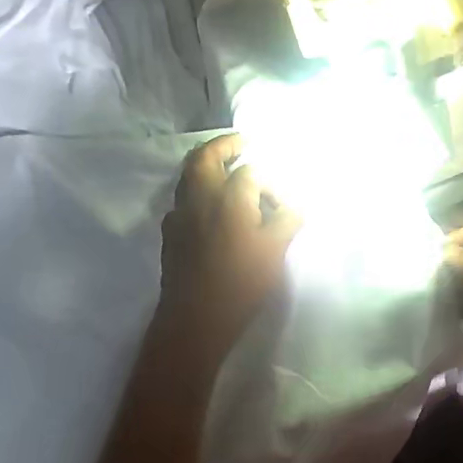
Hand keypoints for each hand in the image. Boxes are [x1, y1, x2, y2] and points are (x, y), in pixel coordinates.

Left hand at [156, 134, 301, 367]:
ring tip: (226, 172)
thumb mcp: (275, 251)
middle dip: (224, 146)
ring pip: (189, 177)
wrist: (196, 319)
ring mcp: (180, 215)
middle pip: (205, 158)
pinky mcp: (170, 234)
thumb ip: (286, 220)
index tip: (280, 201)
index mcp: (229, 198)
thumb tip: (292, 205)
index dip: (268, 182)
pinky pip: (183, 201)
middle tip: (241, 144)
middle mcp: (200, 198)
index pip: (250, 173)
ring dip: (207, 166)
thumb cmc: (241, 283)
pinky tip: (210, 211)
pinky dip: (197, 193)